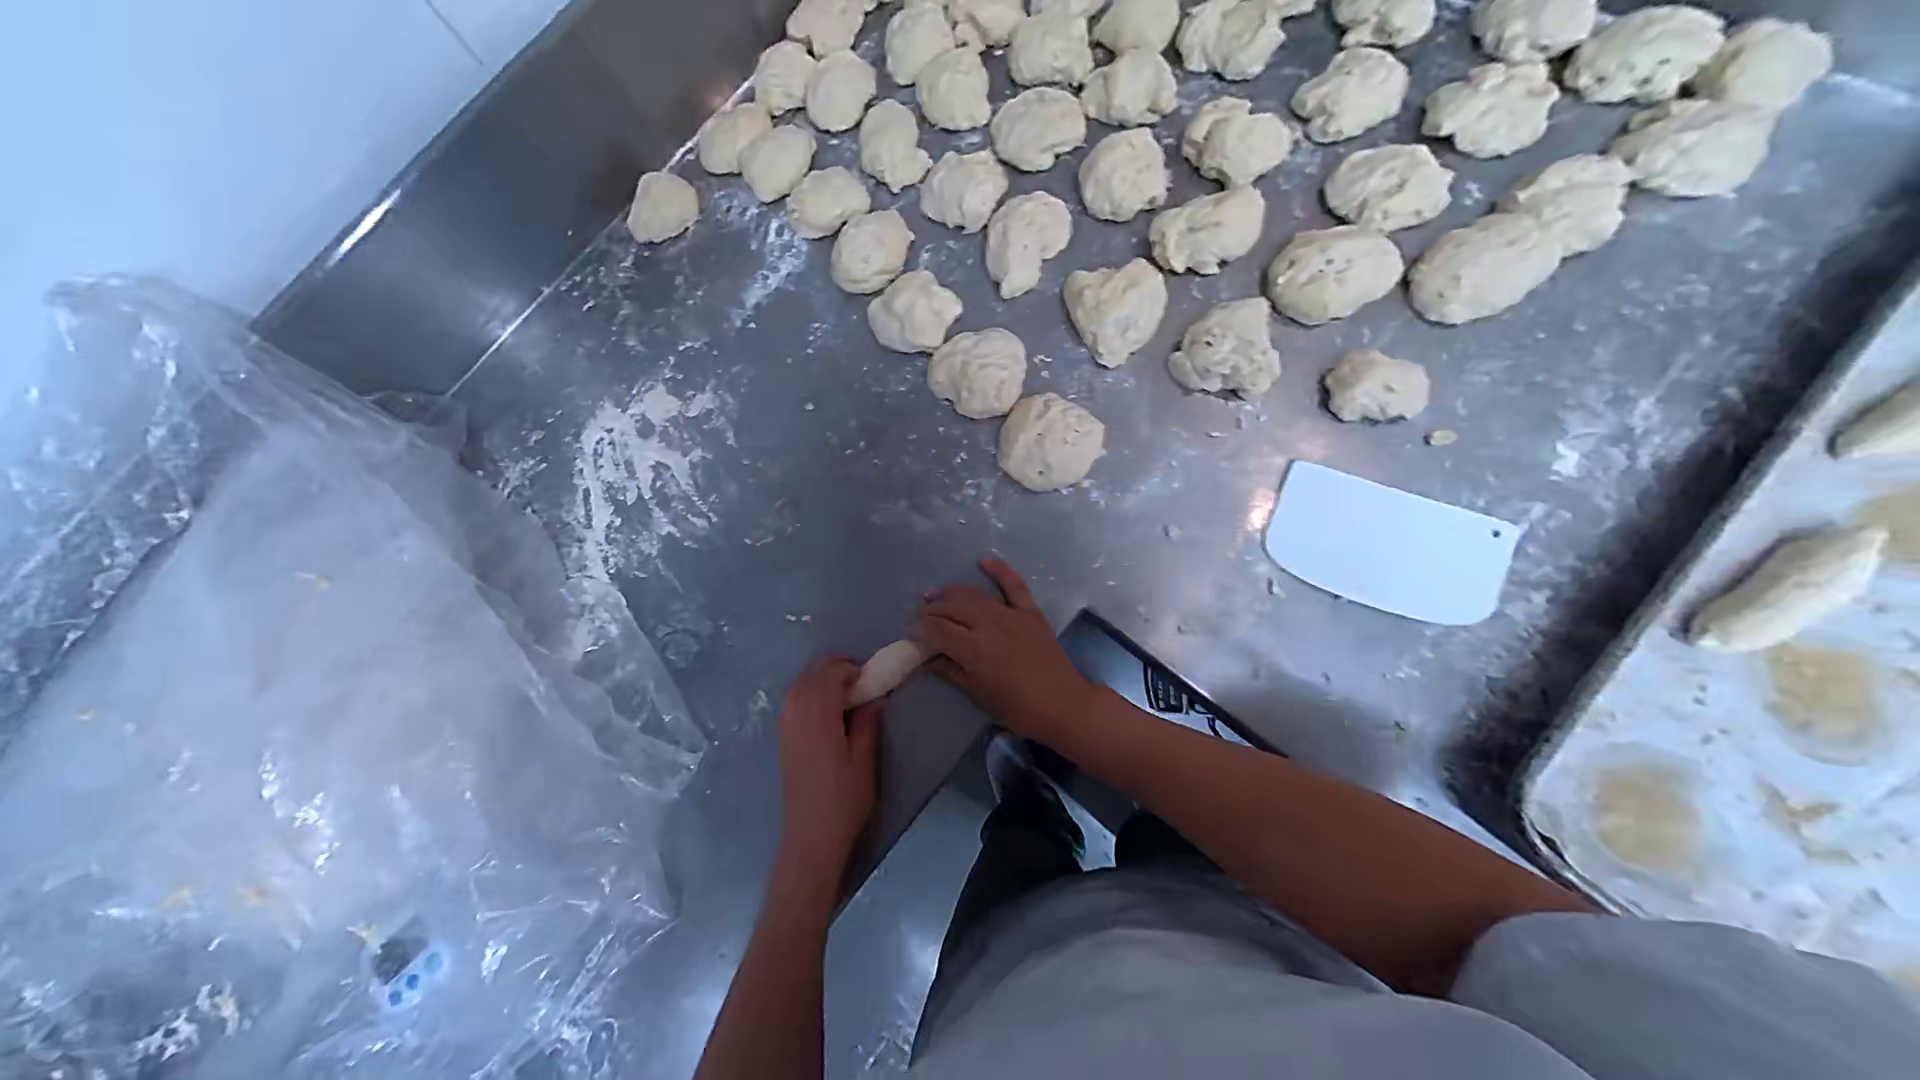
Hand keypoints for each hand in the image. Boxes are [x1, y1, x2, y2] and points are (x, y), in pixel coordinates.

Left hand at [775, 657, 882, 881]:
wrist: (811, 836)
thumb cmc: (844, 800)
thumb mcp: (864, 759)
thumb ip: (867, 723)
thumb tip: (874, 698)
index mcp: (817, 715)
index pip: (831, 673)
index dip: (852, 669)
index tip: (872, 679)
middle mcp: (795, 713)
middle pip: (812, 672)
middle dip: (836, 668)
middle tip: (862, 681)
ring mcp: (785, 724)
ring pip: (800, 683)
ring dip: (822, 679)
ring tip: (848, 693)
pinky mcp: (782, 736)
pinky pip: (795, 699)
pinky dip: (811, 693)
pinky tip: (829, 710)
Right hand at [916, 558, 1095, 742]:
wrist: (1062, 704)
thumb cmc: (1017, 708)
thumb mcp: (978, 693)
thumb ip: (951, 671)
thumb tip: (927, 660)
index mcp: (973, 650)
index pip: (938, 631)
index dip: (922, 629)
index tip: (914, 631)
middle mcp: (988, 625)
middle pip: (952, 609)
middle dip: (933, 610)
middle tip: (922, 614)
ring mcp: (1010, 615)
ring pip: (974, 595)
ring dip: (952, 592)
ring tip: (936, 594)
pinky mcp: (1030, 612)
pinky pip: (1014, 586)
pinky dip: (999, 571)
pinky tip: (984, 561)